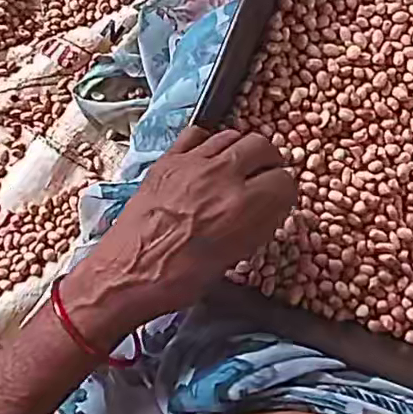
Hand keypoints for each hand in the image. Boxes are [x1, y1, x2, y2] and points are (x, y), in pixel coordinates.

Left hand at [67, 126, 296, 328]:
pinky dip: (208, 142)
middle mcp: (223, 175)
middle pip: (262, 145)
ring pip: (231, 135)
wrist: (127, 274)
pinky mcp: (168, 159)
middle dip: (268, 162)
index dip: (283, 192)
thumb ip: (255, 225)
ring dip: (240, 150)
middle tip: (262, 177)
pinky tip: (205, 158)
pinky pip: (197, 134)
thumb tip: (265, 207)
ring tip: (235, 167)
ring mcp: (192, 162)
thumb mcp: (231, 259)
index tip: (278, 199)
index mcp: (245, 206)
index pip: (284, 180)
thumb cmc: (179, 279)